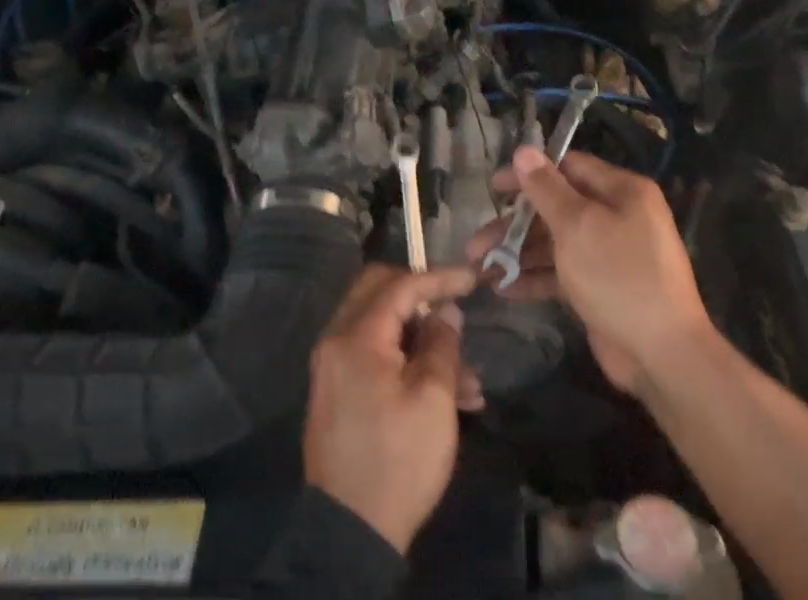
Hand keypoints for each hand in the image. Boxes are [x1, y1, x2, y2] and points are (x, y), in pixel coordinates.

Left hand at [304, 264, 478, 552]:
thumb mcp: (433, 398)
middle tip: (457, 311)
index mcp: (355, 338)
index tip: (474, 278)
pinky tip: (450, 399)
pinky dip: (408, 366)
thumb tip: (445, 309)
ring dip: (424, 344)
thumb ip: (442, 343)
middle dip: (424, 300)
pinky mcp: (338, 394)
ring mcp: (333, 369)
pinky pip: (375, 359)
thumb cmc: (399, 458)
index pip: (400, 286)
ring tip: (471, 384)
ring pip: (382, 332)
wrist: (351, 529)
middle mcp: (336, 343)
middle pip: (379, 295)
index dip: (439, 278)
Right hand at [468, 147, 714, 397]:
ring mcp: (609, 255)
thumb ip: (547, 189)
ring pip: (555, 244)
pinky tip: (503, 289)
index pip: (569, 168)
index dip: (529, 174)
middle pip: (557, 208)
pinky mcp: (600, 288)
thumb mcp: (578, 226)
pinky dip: (534, 279)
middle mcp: (618, 217)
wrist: (660, 351)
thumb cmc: (619, 276)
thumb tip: (524, 150)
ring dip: (517, 254)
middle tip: (476, 243)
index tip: (493, 188)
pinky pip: (562, 274)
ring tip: (478, 270)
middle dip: (514, 224)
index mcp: (622, 192)